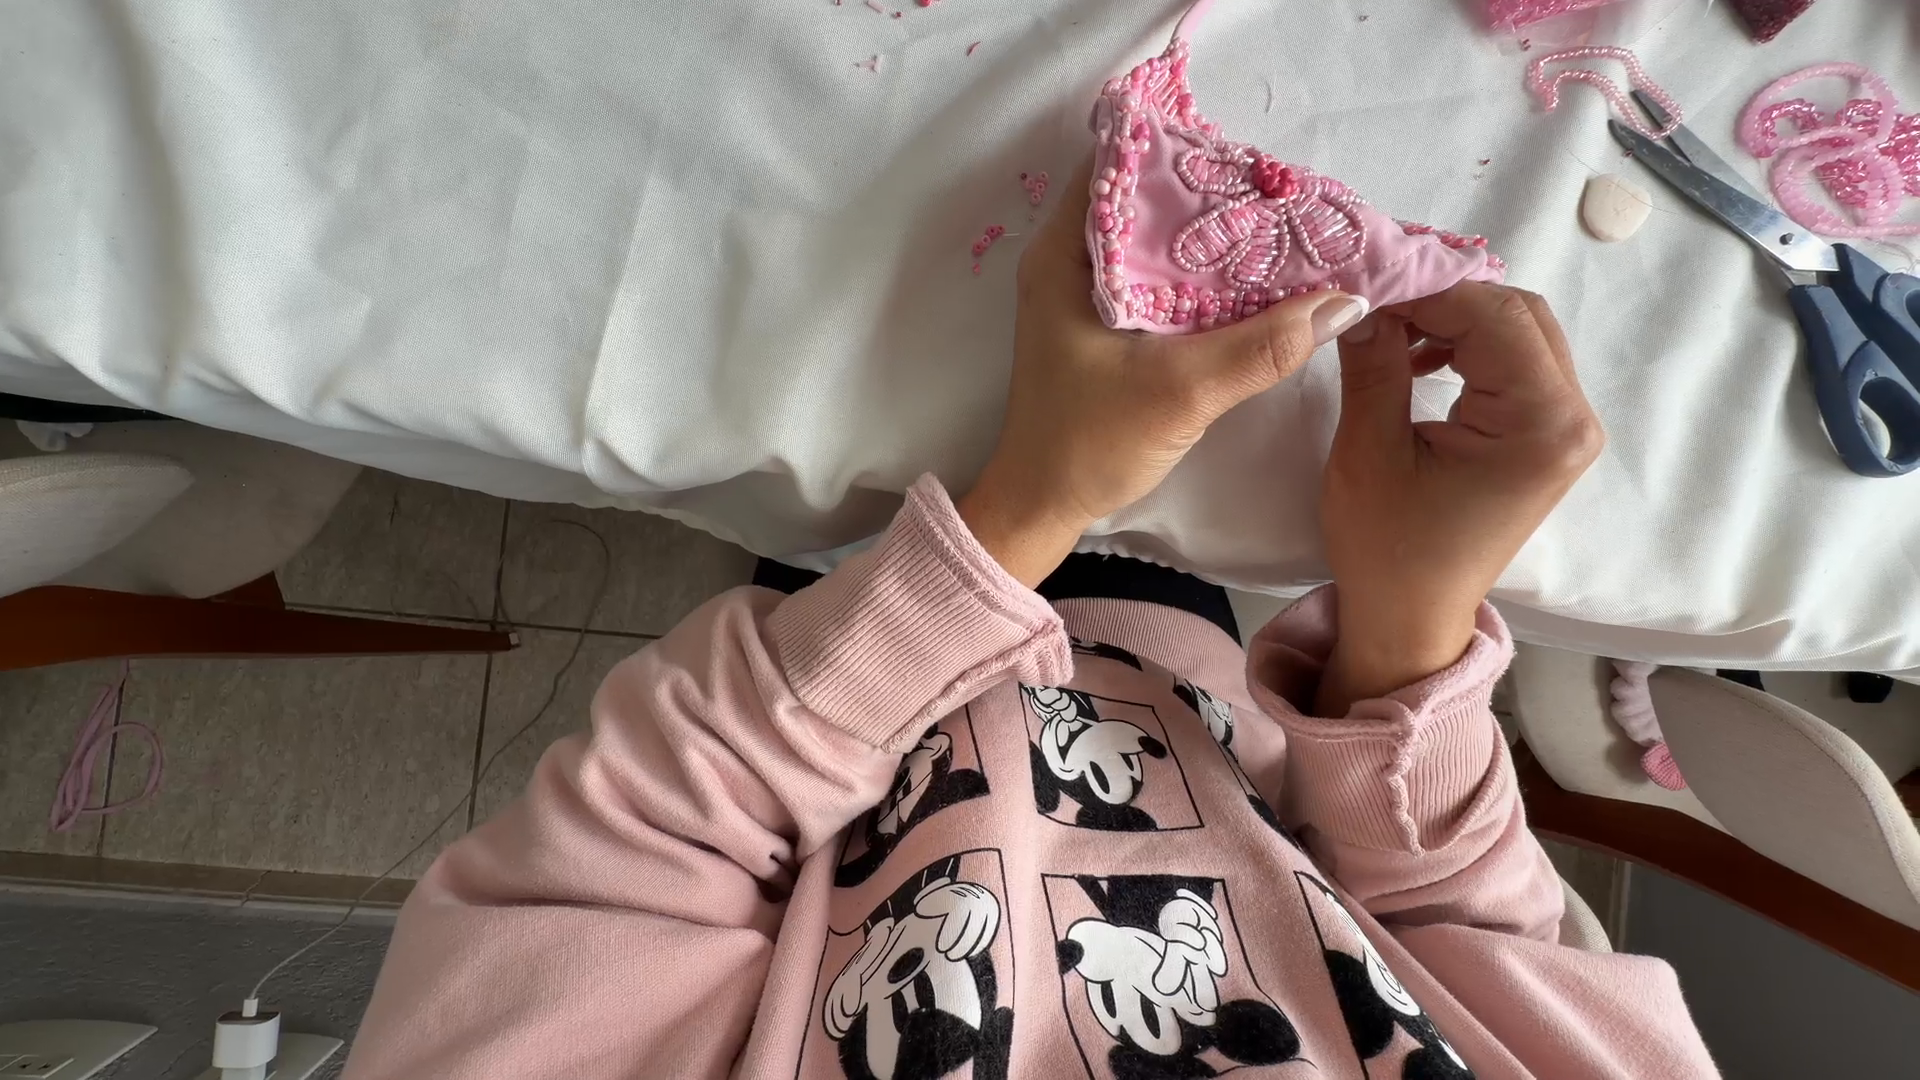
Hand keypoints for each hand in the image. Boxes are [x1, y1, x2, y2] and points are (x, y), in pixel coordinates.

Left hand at [959, 159, 1369, 585]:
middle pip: (1146, 201)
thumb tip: (1345, 300)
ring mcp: (1083, 297)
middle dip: (1213, 197)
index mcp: (1063, 255)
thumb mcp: (1179, 394)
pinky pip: (1159, 284)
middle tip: (1284, 198)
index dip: (1188, 153)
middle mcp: (1068, 262)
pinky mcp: (1101, 328)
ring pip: (1156, 244)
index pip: (1122, 164)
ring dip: (1211, 242)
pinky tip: (1249, 286)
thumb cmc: (1088, 446)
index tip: (1253, 164)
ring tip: (1281, 232)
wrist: (1042, 504)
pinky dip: (1200, 282)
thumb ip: (1262, 347)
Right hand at [1315, 283, 1602, 714]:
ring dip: (1454, 326)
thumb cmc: (1385, 546)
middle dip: (1444, 302)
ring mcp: (1565, 429)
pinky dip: (1465, 353)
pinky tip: (1419, 369)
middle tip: (1376, 312)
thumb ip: (1371, 369)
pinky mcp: (1544, 440)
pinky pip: (1514, 369)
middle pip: (1519, 316)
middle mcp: (1573, 416)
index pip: (1494, 315)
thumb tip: (1362, 304)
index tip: (1365, 289)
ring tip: (1391, 342)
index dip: (1427, 290)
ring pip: (1519, 336)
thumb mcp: (1367, 454)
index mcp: (1540, 422)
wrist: (1409, 616)